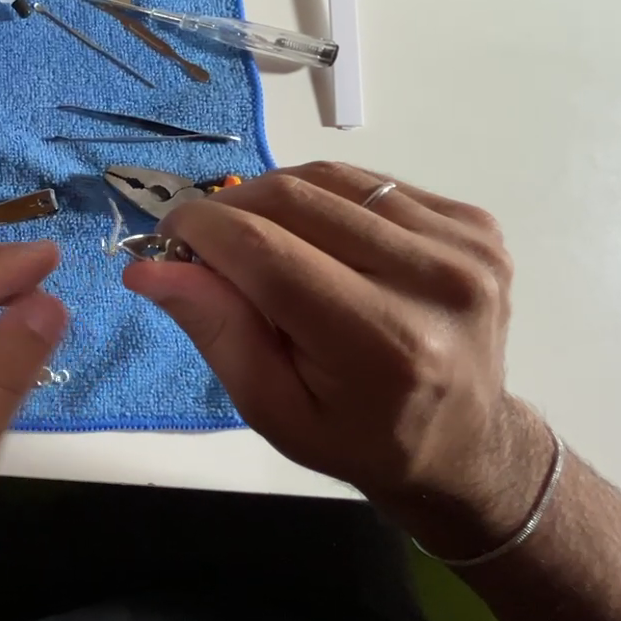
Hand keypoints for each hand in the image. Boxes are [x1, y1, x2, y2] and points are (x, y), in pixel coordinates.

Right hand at [122, 162, 550, 558]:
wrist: (466, 443)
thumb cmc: (355, 434)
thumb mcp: (268, 406)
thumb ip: (213, 328)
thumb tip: (146, 267)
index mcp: (384, 342)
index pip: (263, 248)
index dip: (197, 230)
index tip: (168, 241)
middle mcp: (436, 280)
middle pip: (289, 198)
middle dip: (223, 210)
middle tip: (202, 243)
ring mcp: (463, 244)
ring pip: (320, 177)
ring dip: (264, 198)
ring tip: (252, 238)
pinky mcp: (474, 220)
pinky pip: (358, 180)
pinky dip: (312, 196)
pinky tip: (308, 233)